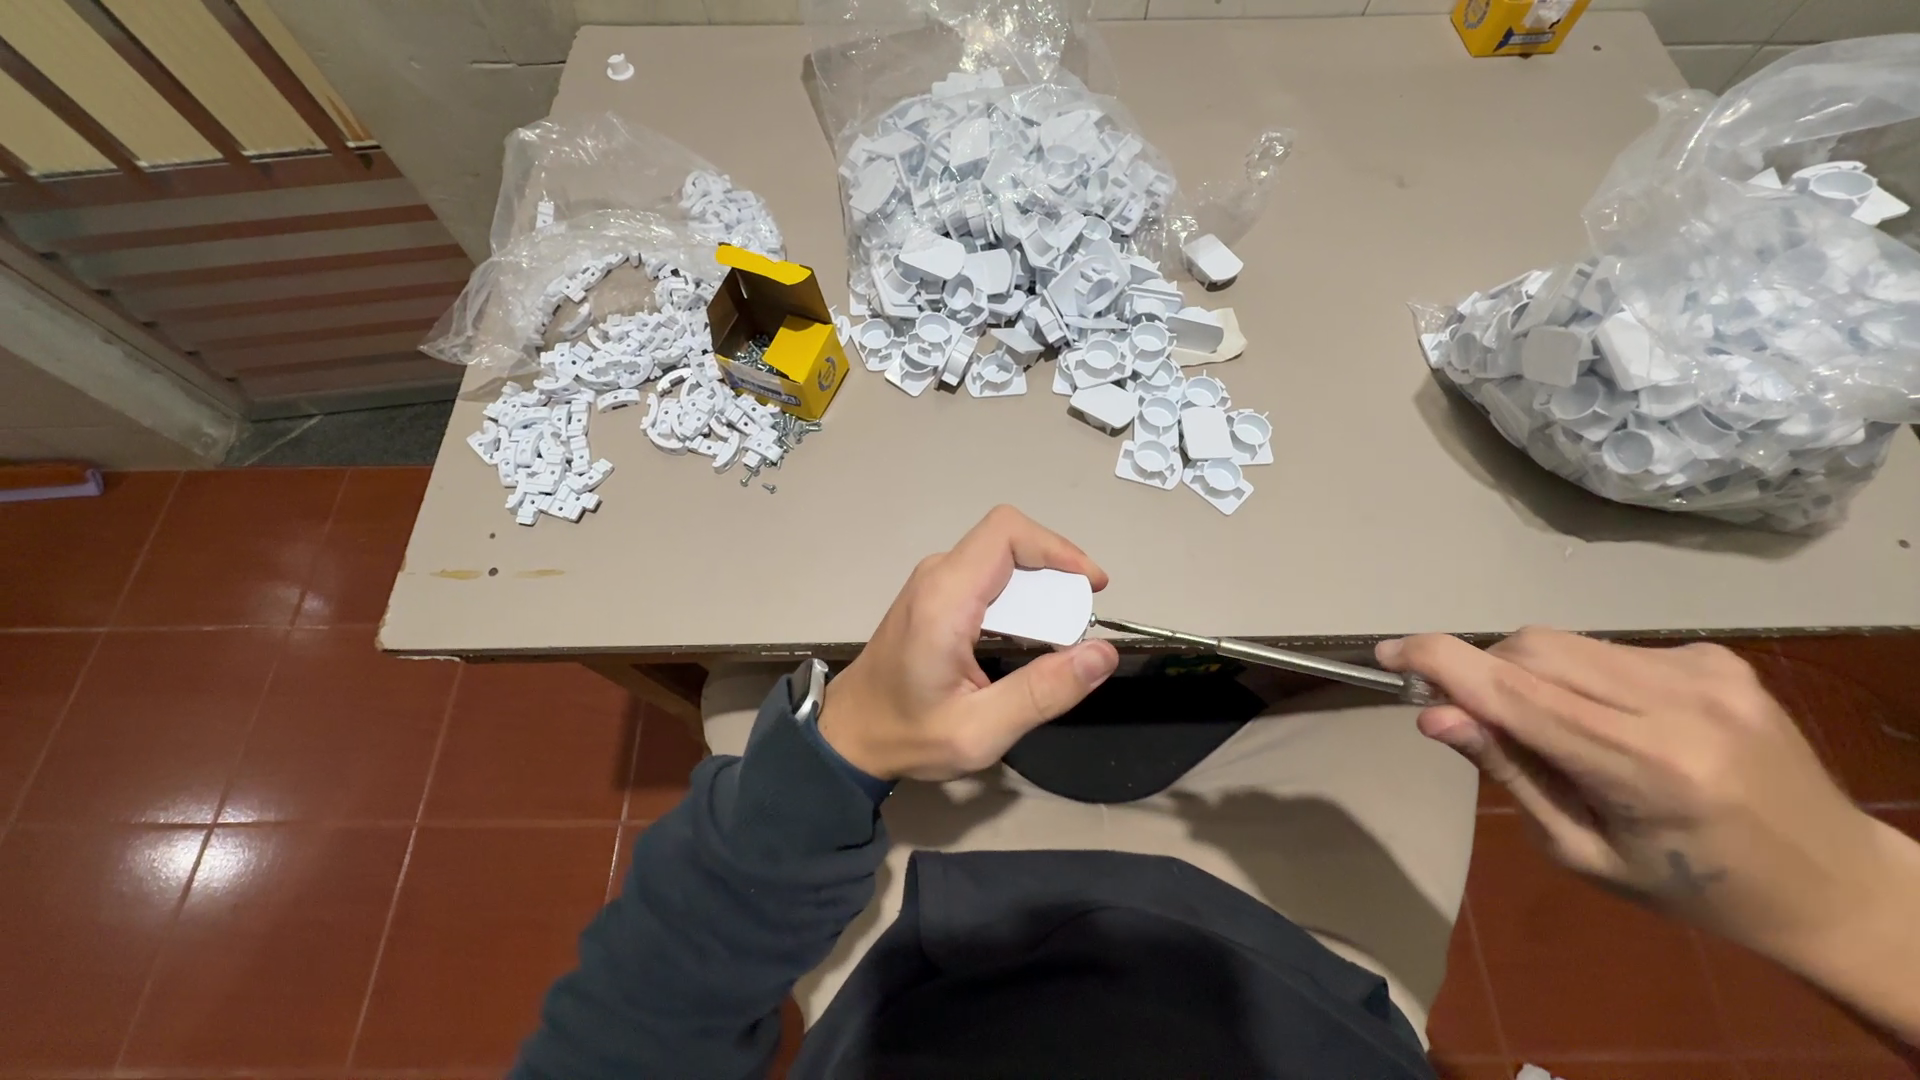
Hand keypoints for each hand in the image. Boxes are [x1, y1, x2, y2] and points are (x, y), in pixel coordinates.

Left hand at [819, 506, 1119, 782]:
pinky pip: (986, 574)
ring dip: (1039, 585)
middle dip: (1055, 572)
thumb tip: (1102, 654)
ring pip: (999, 556)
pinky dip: (1019, 594)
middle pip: (1008, 540)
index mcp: (945, 600)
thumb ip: (1043, 692)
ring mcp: (931, 582)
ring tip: (1061, 633)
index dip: (1057, 547)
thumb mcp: (980, 730)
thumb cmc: (907, 735)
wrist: (849, 733)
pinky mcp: (932, 594)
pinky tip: (1031, 634)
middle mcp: (936, 577)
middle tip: (1078, 622)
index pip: (1006, 534)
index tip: (1091, 585)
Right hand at [1377, 629, 1909, 962]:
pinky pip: (1603, 647)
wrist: (1834, 882)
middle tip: (1472, 716)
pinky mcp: (1716, 658)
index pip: (1515, 691)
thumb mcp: (1581, 849)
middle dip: (1482, 672)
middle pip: (1531, 651)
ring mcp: (1707, 672)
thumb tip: (1434, 716)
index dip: (1439, 662)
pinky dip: (1574, 673)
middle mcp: (1681, 704)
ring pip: (1561, 642)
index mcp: (1648, 768)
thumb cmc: (1694, 888)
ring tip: (1551, 726)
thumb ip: (1507, 771)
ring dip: (1525, 671)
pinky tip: (1606, 715)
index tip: (1386, 654)